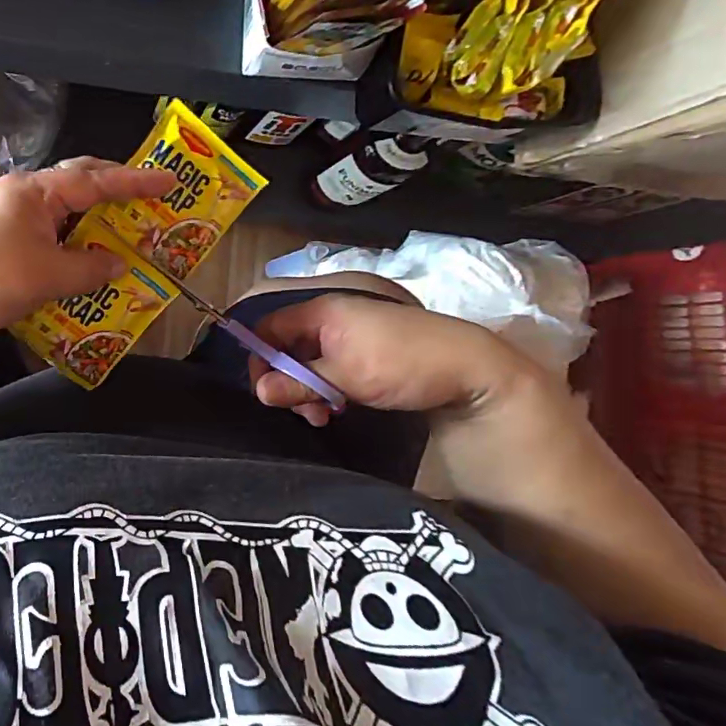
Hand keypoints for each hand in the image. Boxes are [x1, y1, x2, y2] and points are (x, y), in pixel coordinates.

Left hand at [0, 157, 175, 334]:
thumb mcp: (46, 278)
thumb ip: (91, 269)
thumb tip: (119, 264)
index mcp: (36, 192)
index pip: (97, 181)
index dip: (136, 182)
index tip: (169, 180)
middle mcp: (24, 190)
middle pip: (80, 179)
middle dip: (117, 187)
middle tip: (149, 198)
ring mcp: (11, 207)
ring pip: (65, 201)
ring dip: (96, 212)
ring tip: (126, 225)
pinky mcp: (3, 226)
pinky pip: (50, 220)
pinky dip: (75, 230)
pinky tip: (87, 248)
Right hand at [248, 294, 554, 425]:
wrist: (467, 367)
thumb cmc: (402, 364)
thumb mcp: (346, 379)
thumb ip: (299, 384)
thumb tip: (258, 391)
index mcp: (323, 310)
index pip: (270, 326)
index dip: (260, 356)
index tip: (265, 391)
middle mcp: (333, 315)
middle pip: (288, 344)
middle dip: (286, 379)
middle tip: (302, 411)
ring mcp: (351, 331)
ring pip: (309, 358)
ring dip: (307, 388)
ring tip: (322, 415)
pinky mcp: (366, 349)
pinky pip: (331, 364)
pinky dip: (327, 386)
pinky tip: (338, 408)